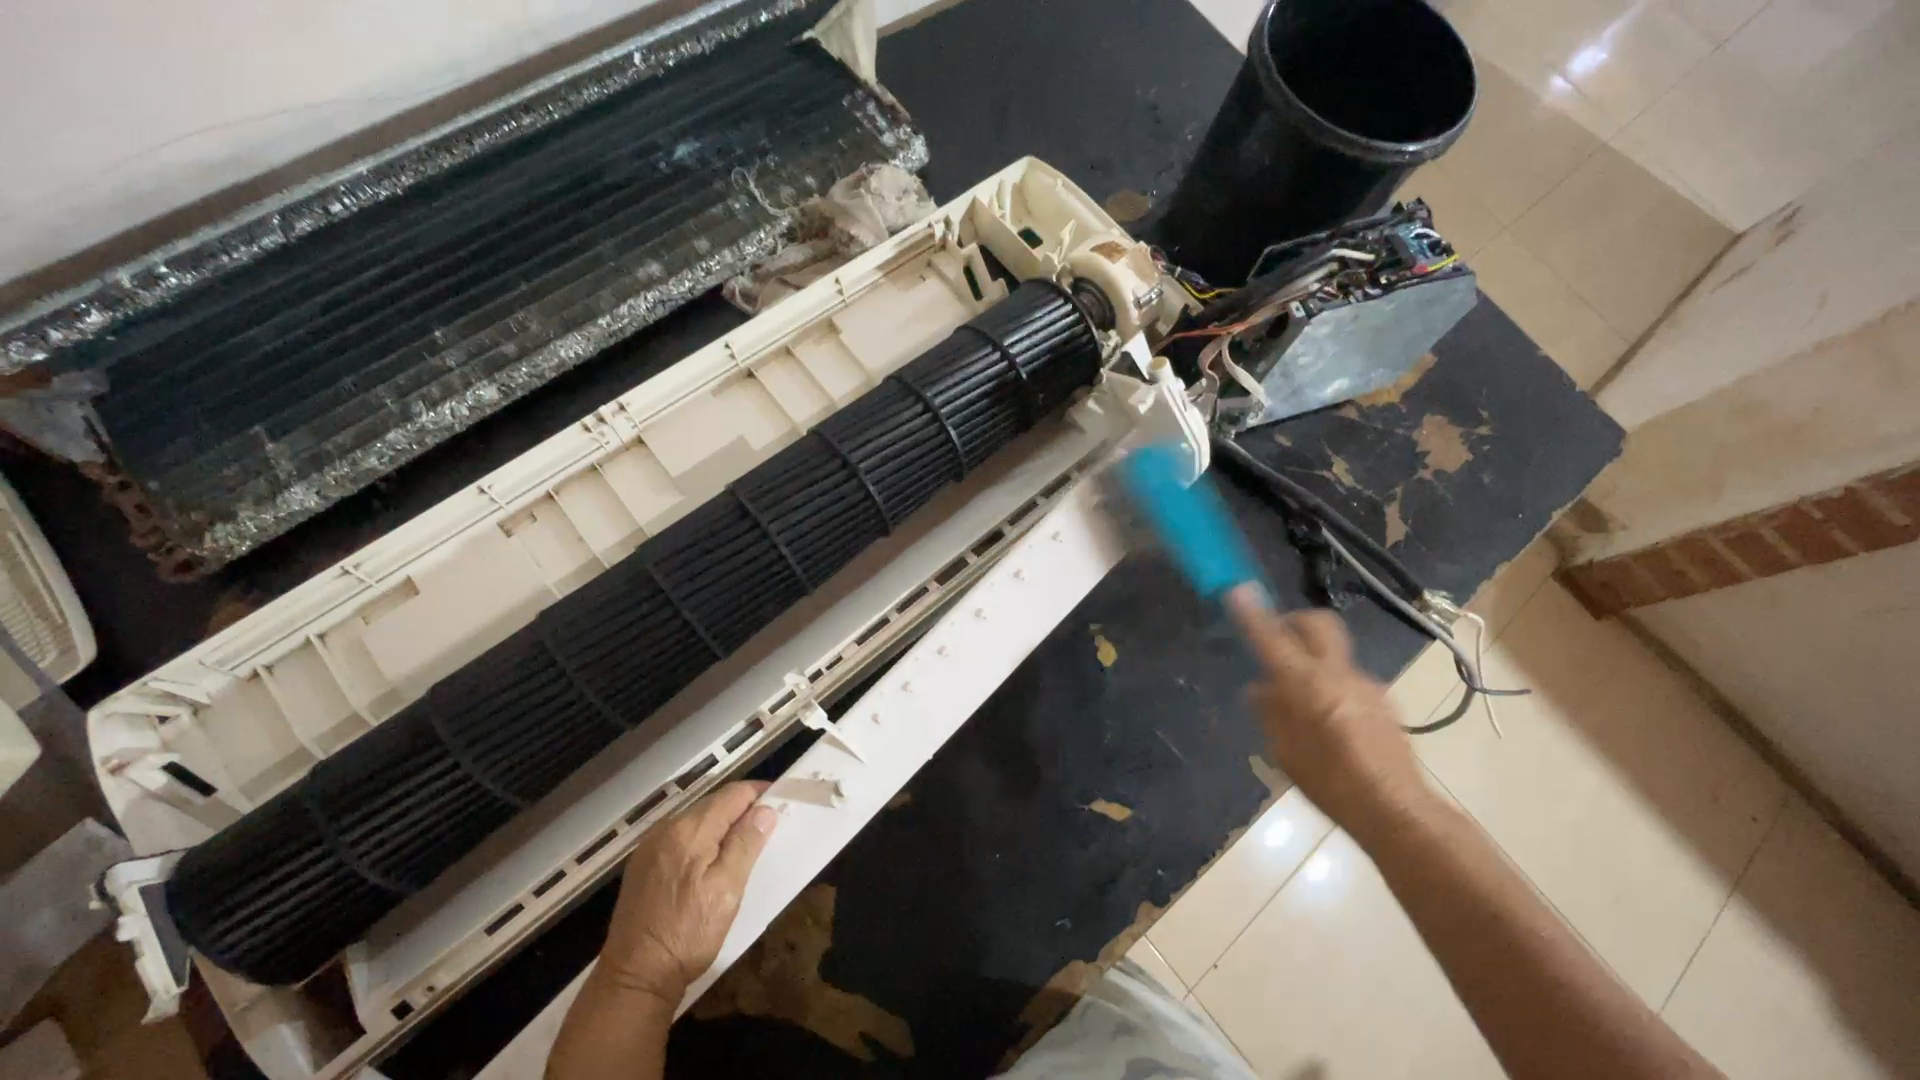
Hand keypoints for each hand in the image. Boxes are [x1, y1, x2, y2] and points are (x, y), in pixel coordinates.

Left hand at [596, 781, 779, 1005]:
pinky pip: (679, 837)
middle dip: (742, 808)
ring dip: (722, 823)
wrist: (635, 974)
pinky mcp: (642, 864)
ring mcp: (650, 846)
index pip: (732, 794)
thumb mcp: (727, 890)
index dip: (759, 794)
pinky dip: (701, 838)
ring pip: (696, 819)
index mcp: (690, 830)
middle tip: (767, 826)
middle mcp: (666, 828)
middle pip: (713, 803)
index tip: (781, 802)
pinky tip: (710, 860)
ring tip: (743, 843)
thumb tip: (765, 810)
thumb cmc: (688, 934)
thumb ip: (745, 844)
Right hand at [1227, 586, 1437, 843]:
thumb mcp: (1285, 753)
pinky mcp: (1384, 700)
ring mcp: (1367, 685)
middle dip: (1294, 621)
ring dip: (1312, 662)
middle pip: (1318, 625)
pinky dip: (1330, 687)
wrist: (1396, 810)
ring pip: (1333, 656)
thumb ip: (1271, 713)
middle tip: (1276, 637)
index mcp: (1308, 686)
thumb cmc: (1330, 786)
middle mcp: (1340, 675)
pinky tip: (1328, 723)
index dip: (1254, 613)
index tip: (1239, 590)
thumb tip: (1261, 687)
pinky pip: (1348, 680)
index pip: (1274, 639)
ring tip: (1299, 703)